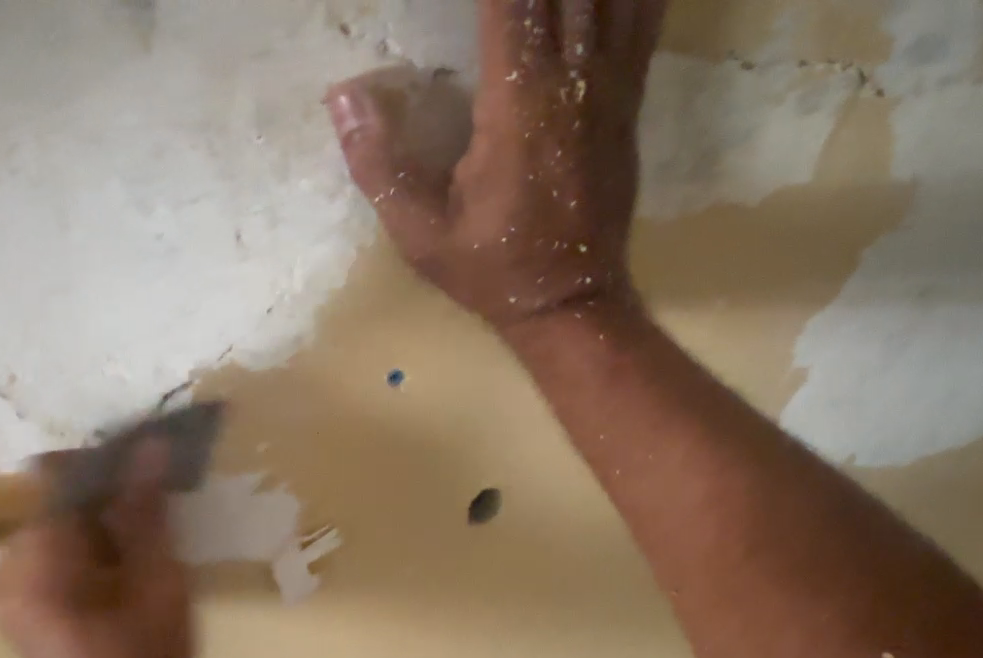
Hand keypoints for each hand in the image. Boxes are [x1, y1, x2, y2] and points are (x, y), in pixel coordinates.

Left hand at [0, 442, 193, 657]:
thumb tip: (147, 445)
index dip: (100, 463)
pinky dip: (80, 548)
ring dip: (93, 523)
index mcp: (34, 564)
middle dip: (100, 496)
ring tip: (139, 548)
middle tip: (151, 514)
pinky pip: (45, 553)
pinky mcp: (12, 607)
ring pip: (49, 525)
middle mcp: (2, 570)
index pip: (51, 477)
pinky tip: (117, 573)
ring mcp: (1, 592)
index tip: (143, 471)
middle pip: (47, 500)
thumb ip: (145, 510)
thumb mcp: (158, 581)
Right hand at [326, 0, 666, 330]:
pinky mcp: (629, 101)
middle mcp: (571, 81)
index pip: (508, 2)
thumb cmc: (490, 270)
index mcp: (517, 103)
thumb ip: (378, 165)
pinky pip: (641, 20)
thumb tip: (341, 95)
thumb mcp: (420, 234)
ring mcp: (611, 87)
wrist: (569, 302)